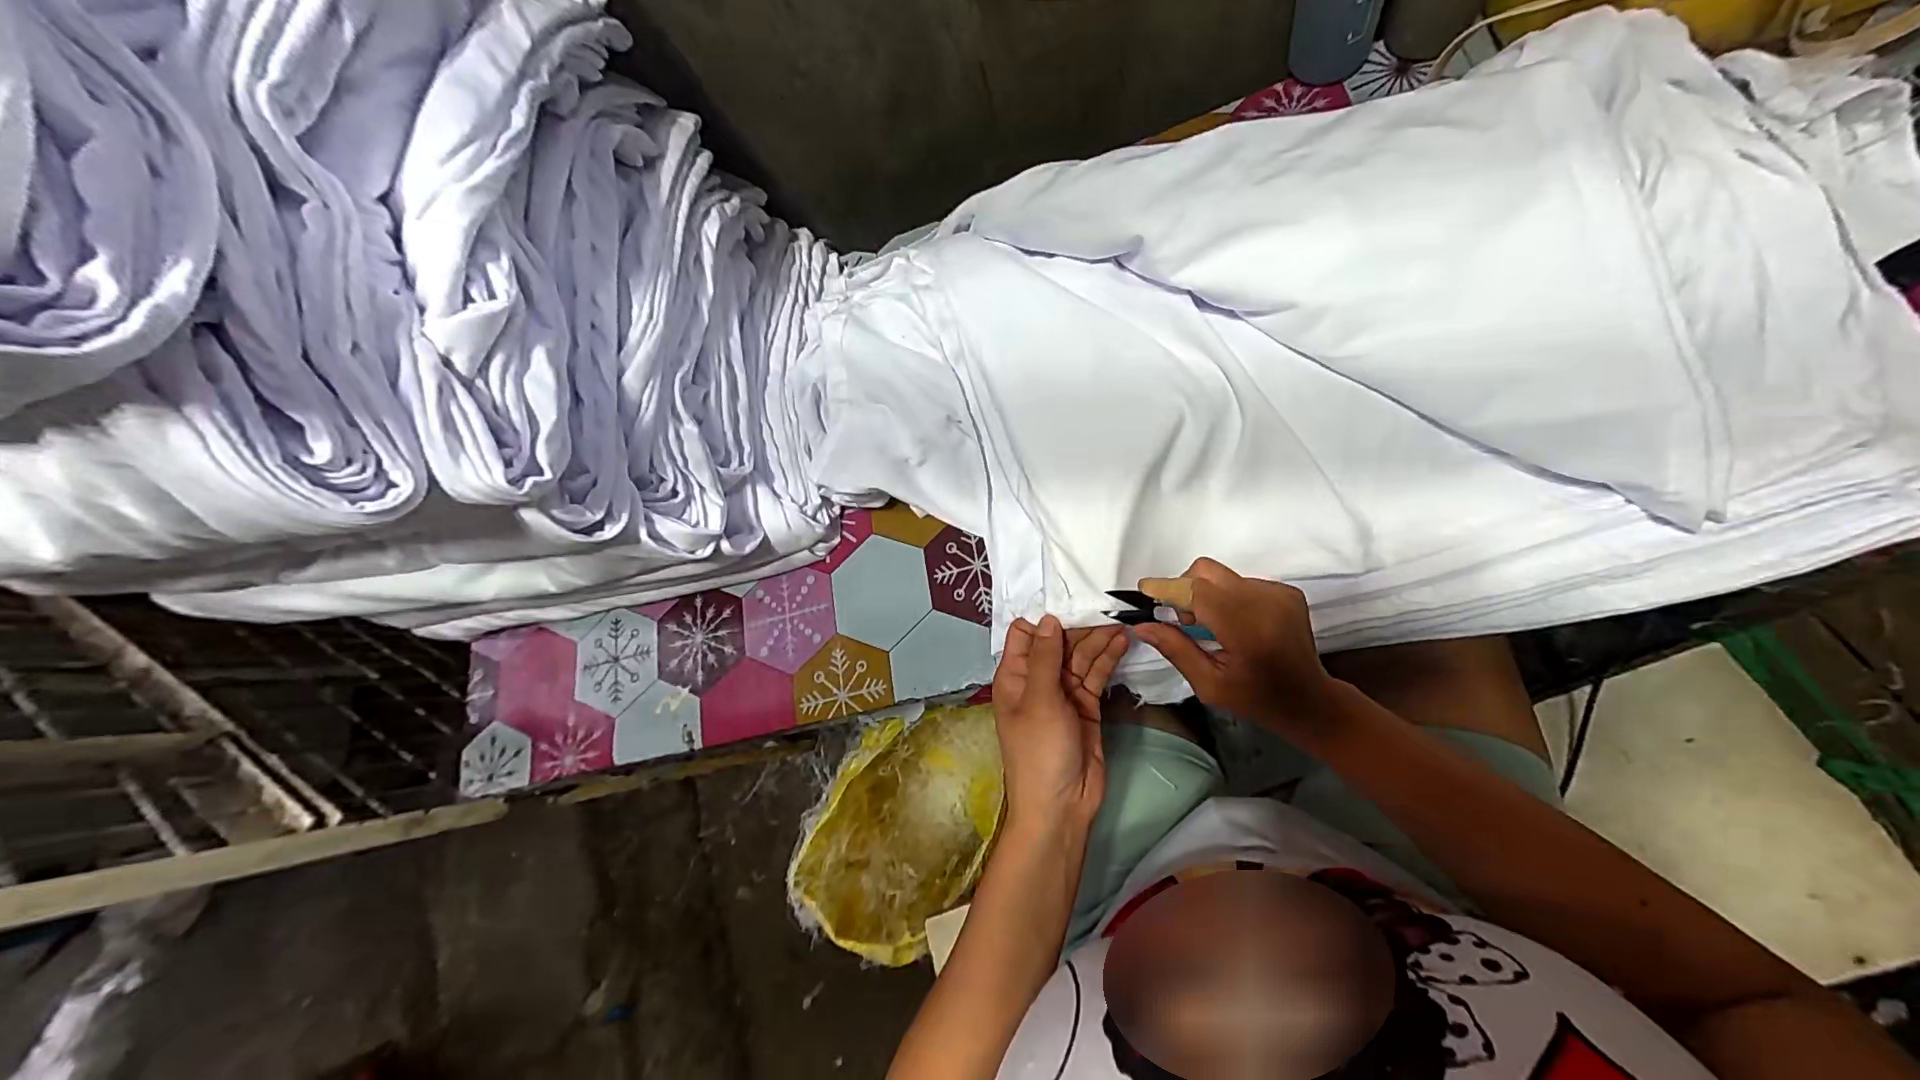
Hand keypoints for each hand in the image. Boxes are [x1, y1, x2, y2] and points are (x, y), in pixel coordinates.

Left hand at [992, 616, 1129, 831]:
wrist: (1061, 806)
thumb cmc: (1040, 752)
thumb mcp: (1039, 701)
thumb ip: (1045, 658)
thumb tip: (1047, 619)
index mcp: (1014, 676)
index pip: (1024, 635)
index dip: (1045, 620)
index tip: (1071, 602)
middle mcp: (1038, 680)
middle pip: (1058, 642)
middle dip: (1079, 625)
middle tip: (1108, 606)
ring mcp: (1064, 693)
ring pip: (1080, 656)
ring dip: (1098, 639)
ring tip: (1122, 619)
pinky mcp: (1087, 706)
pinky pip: (1096, 675)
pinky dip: (1108, 658)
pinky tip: (1123, 641)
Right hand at [1132, 557, 1336, 730]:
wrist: (1310, 700)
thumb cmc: (1258, 699)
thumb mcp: (1209, 685)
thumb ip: (1175, 649)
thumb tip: (1142, 626)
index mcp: (1247, 630)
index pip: (1198, 592)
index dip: (1168, 588)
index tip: (1145, 591)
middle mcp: (1266, 603)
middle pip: (1206, 572)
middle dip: (1184, 589)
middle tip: (1183, 621)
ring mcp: (1278, 593)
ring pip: (1221, 576)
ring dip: (1204, 594)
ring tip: (1210, 626)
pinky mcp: (1285, 591)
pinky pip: (1240, 581)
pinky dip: (1225, 597)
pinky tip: (1232, 623)